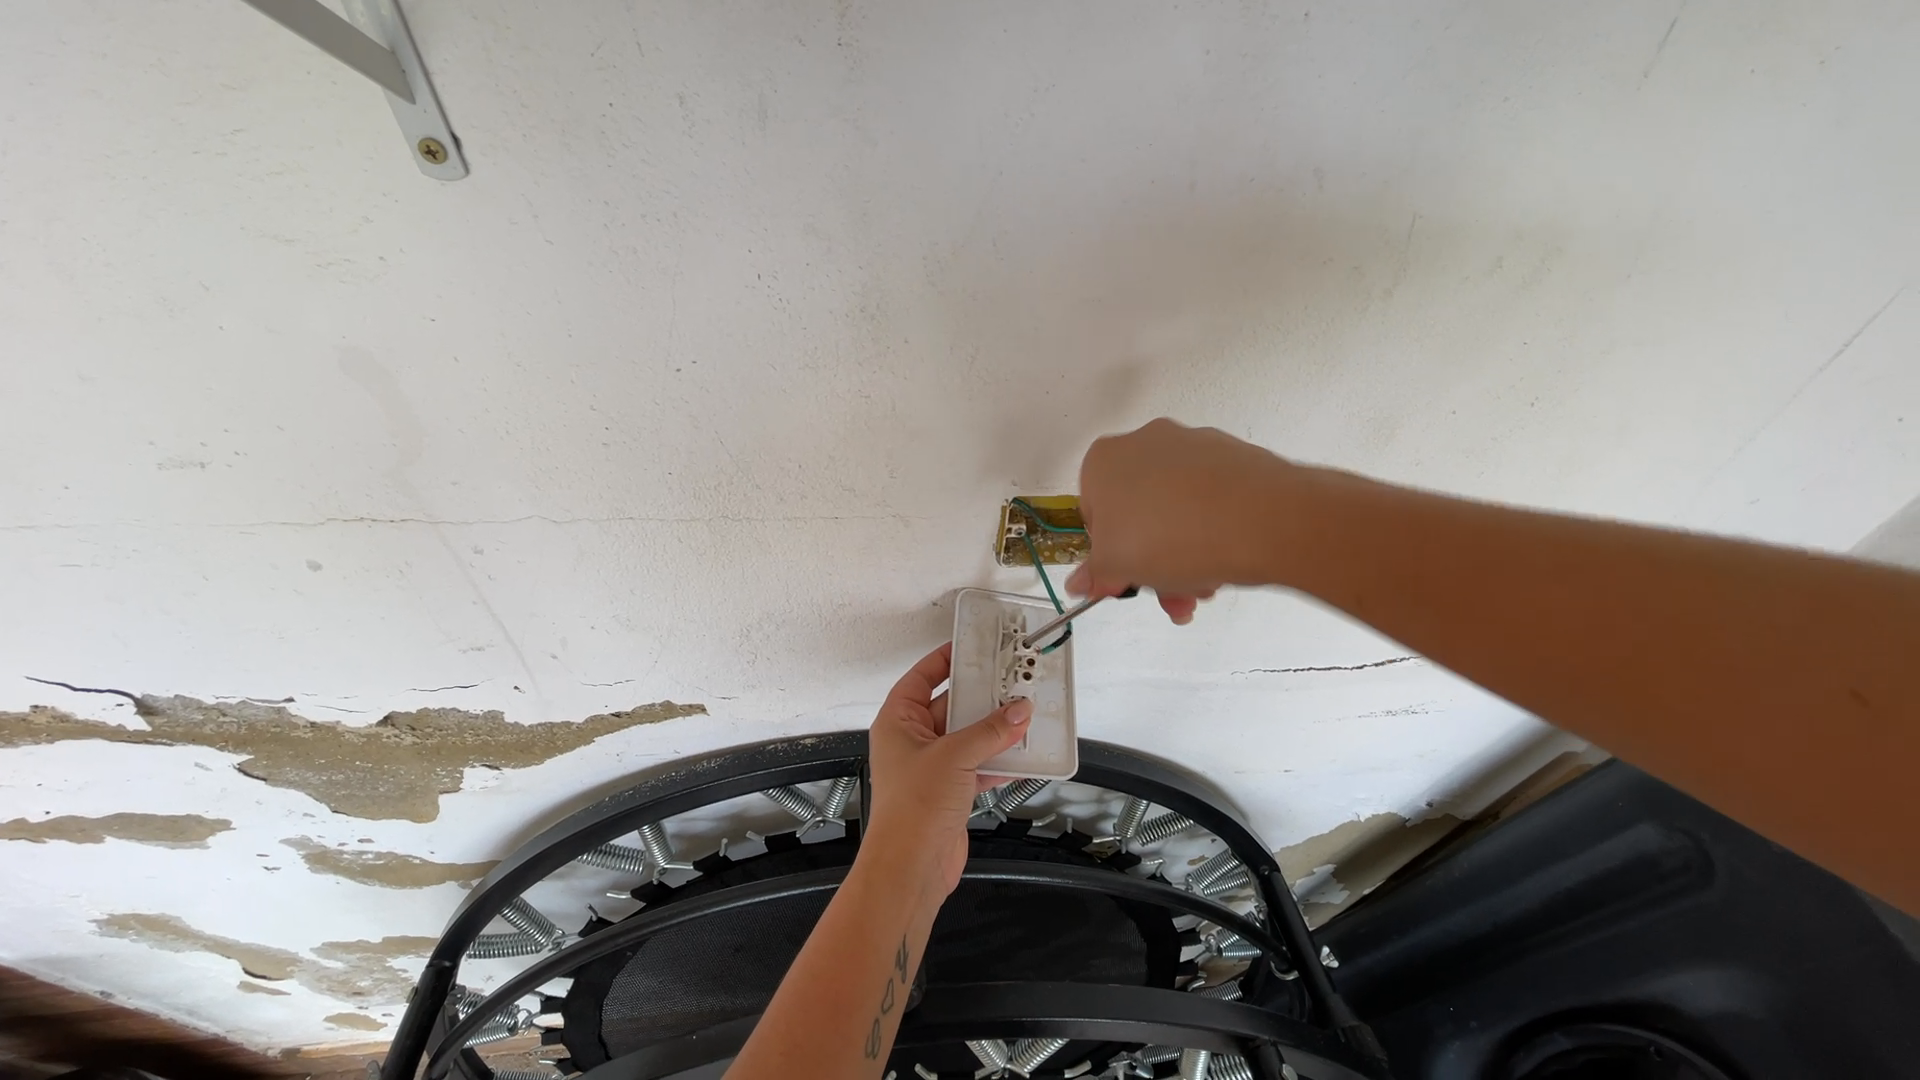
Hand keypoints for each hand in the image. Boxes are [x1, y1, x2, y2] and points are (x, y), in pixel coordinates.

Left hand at [864, 643, 1032, 894]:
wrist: (912, 867)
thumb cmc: (913, 808)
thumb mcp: (955, 756)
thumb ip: (990, 732)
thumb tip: (1018, 711)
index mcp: (898, 722)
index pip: (920, 678)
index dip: (943, 661)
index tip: (970, 648)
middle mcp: (912, 741)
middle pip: (950, 707)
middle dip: (980, 698)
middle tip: (1010, 682)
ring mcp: (931, 767)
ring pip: (967, 737)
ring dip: (994, 731)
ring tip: (1024, 716)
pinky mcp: (948, 792)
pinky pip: (977, 765)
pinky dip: (998, 761)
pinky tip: (1022, 756)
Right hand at [1067, 418, 1296, 623]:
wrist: (1262, 520)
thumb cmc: (1174, 536)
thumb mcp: (1116, 567)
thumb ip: (1095, 574)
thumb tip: (1083, 581)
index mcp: (1104, 460)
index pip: (1094, 514)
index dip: (1109, 555)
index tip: (1126, 579)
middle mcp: (1146, 442)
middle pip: (1138, 514)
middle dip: (1151, 561)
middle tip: (1168, 594)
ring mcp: (1194, 446)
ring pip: (1176, 511)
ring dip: (1182, 555)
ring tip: (1201, 588)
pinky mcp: (1234, 458)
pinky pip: (1211, 501)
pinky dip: (1212, 532)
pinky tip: (1223, 564)